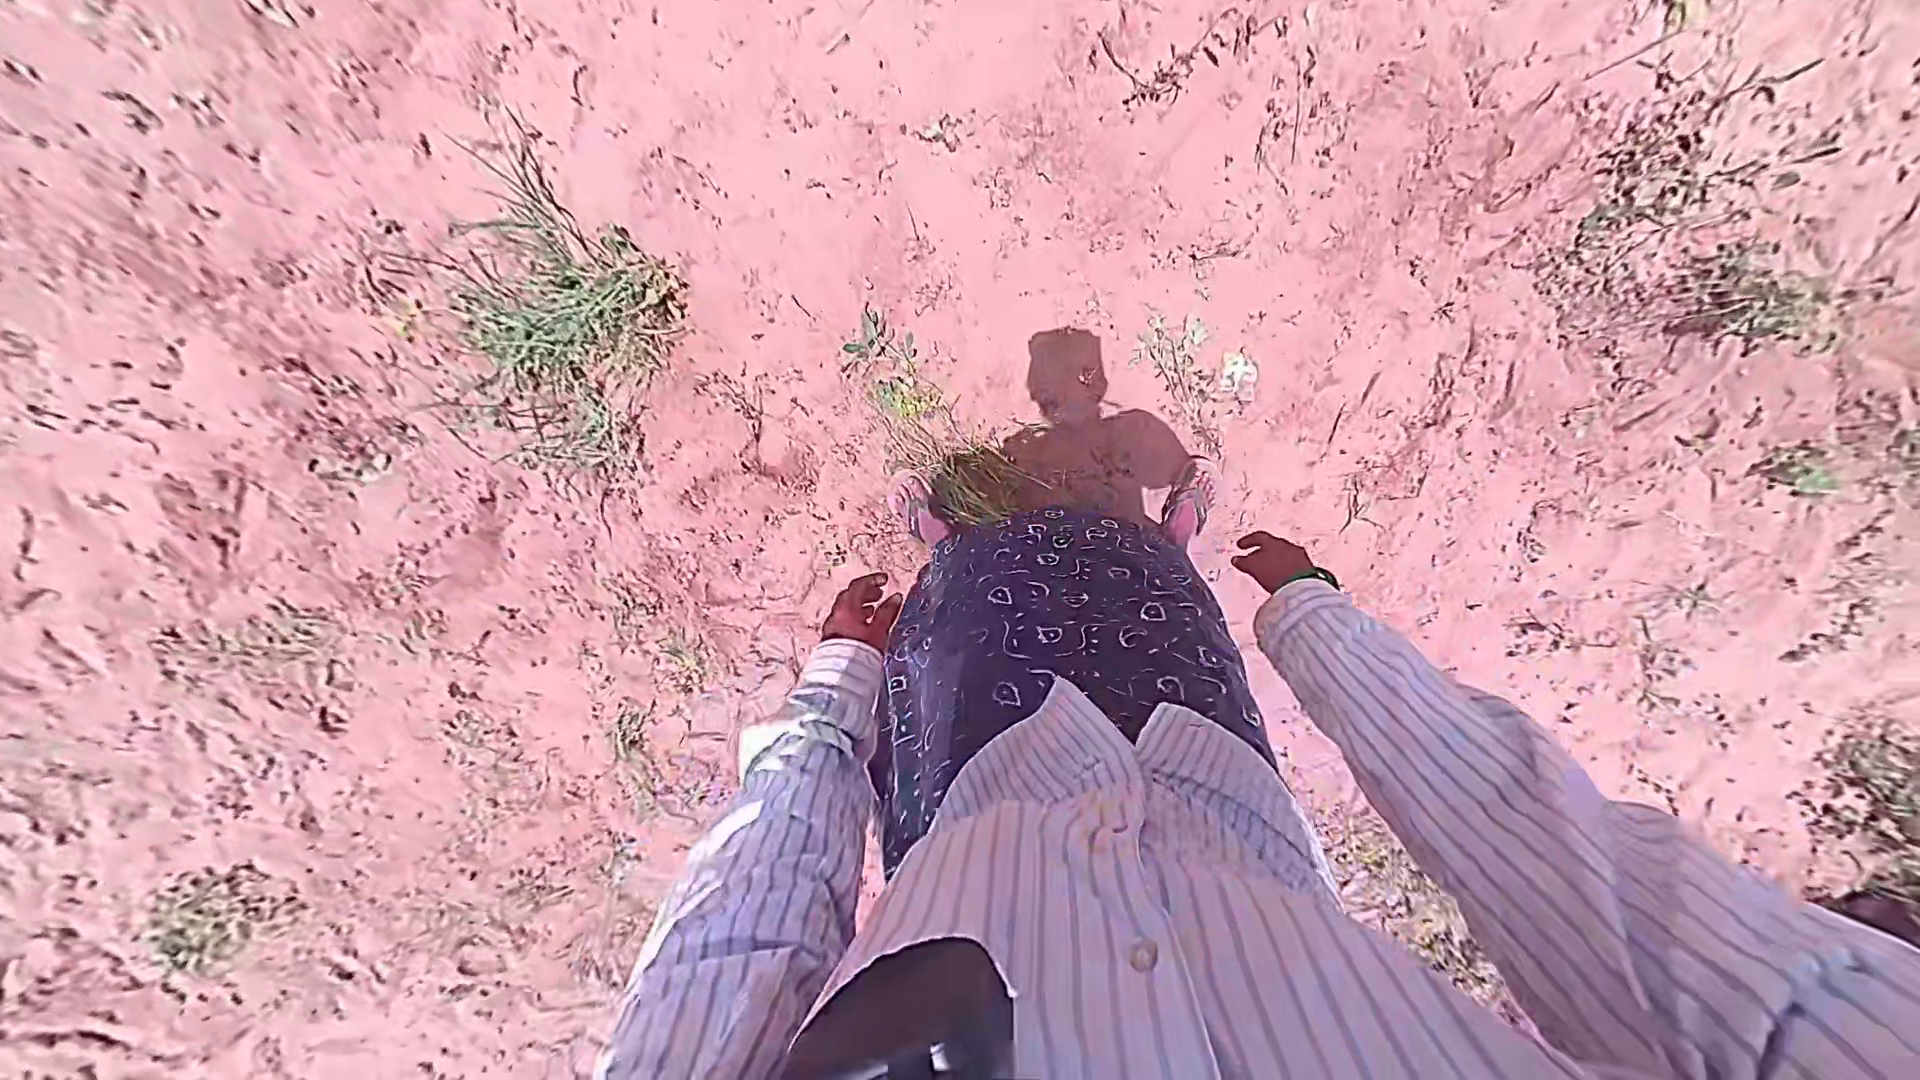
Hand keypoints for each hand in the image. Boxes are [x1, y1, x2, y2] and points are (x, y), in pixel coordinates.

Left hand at [821, 572, 903, 650]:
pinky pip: (844, 619)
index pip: (859, 585)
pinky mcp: (832, 637)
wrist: (842, 674)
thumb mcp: (879, 629)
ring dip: (860, 604)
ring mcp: (832, 625)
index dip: (873, 579)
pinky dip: (854, 615)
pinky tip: (864, 623)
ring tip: (874, 608)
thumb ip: (887, 611)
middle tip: (879, 592)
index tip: (883, 579)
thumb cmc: (859, 652)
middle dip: (866, 591)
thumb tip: (895, 598)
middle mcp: (837, 613)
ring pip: (846, 607)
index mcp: (847, 607)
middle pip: (851, 595)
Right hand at [1232, 531, 1315, 592]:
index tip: (1241, 545)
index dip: (1247, 541)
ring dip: (1273, 561)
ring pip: (1283, 555)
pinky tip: (1279, 577)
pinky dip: (1283, 569)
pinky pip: (1292, 565)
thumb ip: (1242, 561)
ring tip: (1265, 570)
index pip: (1258, 536)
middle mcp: (1288, 546)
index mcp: (1273, 542)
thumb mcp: (1252, 567)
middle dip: (1261, 551)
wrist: (1301, 588)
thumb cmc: (1276, 574)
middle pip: (1272, 545)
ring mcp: (1299, 557)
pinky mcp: (1307, 569)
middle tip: (1252, 558)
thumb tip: (1236, 560)